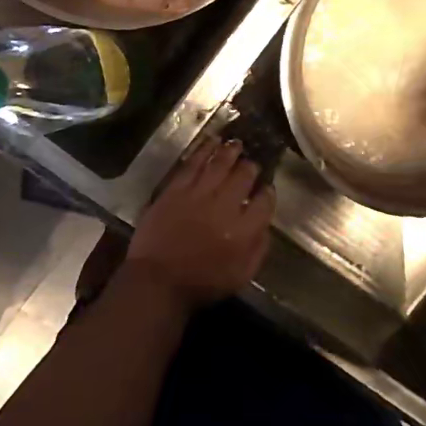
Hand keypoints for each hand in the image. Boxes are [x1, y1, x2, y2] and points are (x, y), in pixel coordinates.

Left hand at [123, 139, 274, 309]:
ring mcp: (198, 195)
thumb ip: (259, 248)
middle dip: (251, 167)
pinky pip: (193, 165)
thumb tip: (265, 226)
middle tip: (252, 164)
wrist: (157, 282)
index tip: (266, 189)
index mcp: (244, 230)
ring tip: (237, 144)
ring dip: (231, 152)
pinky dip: (204, 151)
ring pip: (220, 164)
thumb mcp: (242, 275)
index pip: (264, 202)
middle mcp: (224, 206)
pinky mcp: (175, 190)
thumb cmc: (202, 284)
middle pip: (244, 176)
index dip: (268, 192)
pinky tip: (211, 142)